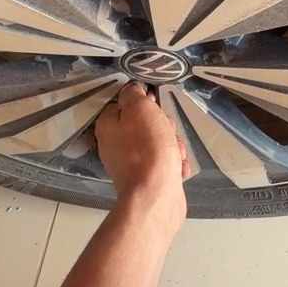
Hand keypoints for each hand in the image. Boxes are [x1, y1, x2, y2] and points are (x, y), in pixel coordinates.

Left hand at [93, 84, 188, 220]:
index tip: (156, 106)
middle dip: (164, 127)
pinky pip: (164, 163)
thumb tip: (134, 90)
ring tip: (175, 155)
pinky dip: (174, 164)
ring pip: (159, 143)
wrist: (156, 196)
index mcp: (108, 125)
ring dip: (173, 146)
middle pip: (146, 124)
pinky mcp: (147, 179)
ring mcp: (131, 164)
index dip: (144, 102)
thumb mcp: (140, 109)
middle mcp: (116, 144)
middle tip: (167, 133)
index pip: (125, 103)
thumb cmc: (148, 149)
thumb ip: (134, 94)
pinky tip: (178, 168)